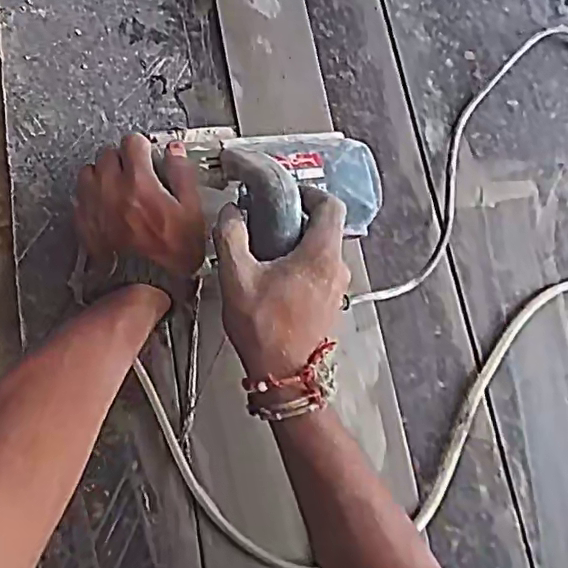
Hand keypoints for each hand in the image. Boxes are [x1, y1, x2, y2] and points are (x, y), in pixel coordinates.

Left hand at [76, 133, 206, 277]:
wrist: (144, 286)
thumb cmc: (170, 257)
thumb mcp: (192, 214)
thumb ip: (183, 176)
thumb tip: (175, 152)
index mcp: (140, 183)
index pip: (133, 142)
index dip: (143, 148)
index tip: (148, 157)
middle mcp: (111, 190)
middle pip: (108, 154)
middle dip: (122, 159)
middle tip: (135, 174)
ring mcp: (93, 206)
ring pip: (89, 171)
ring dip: (103, 174)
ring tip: (116, 188)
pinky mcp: (83, 223)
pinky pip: (80, 196)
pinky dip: (91, 196)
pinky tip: (105, 206)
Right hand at [213, 185, 350, 378]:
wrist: (283, 375)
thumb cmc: (265, 330)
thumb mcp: (236, 277)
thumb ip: (231, 237)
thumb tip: (231, 214)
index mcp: (321, 255)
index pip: (329, 204)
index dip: (307, 191)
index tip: (284, 193)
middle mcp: (337, 269)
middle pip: (324, 227)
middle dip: (294, 219)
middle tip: (264, 221)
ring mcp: (336, 288)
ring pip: (320, 251)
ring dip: (294, 244)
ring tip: (262, 253)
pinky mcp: (328, 304)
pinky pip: (317, 272)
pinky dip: (298, 265)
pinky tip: (271, 278)